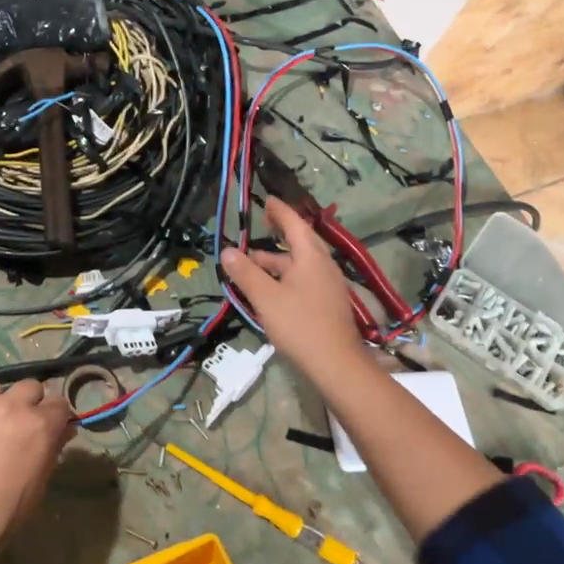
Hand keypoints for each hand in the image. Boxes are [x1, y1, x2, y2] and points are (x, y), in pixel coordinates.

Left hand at [0, 379, 73, 547]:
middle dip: (28, 403)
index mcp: (39, 424)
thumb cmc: (6, 510)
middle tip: (17, 424)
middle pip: (29, 386)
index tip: (49, 426)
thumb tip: (63, 430)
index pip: (59, 402)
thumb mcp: (40, 482)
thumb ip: (53, 449)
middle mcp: (11, 405)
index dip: (54, 415)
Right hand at [220, 196, 369, 379]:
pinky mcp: (327, 302)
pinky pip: (304, 279)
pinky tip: (270, 288)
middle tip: (259, 226)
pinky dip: (285, 276)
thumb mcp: (266, 298)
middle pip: (299, 242)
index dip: (279, 211)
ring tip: (251, 264)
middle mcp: (323, 265)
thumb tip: (227, 251)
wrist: (336, 363)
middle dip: (278, 234)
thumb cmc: (300, 325)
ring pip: (299, 264)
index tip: (266, 200)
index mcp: (310, 257)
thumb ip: (245, 273)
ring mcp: (328, 285)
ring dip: (277, 260)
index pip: (294, 223)